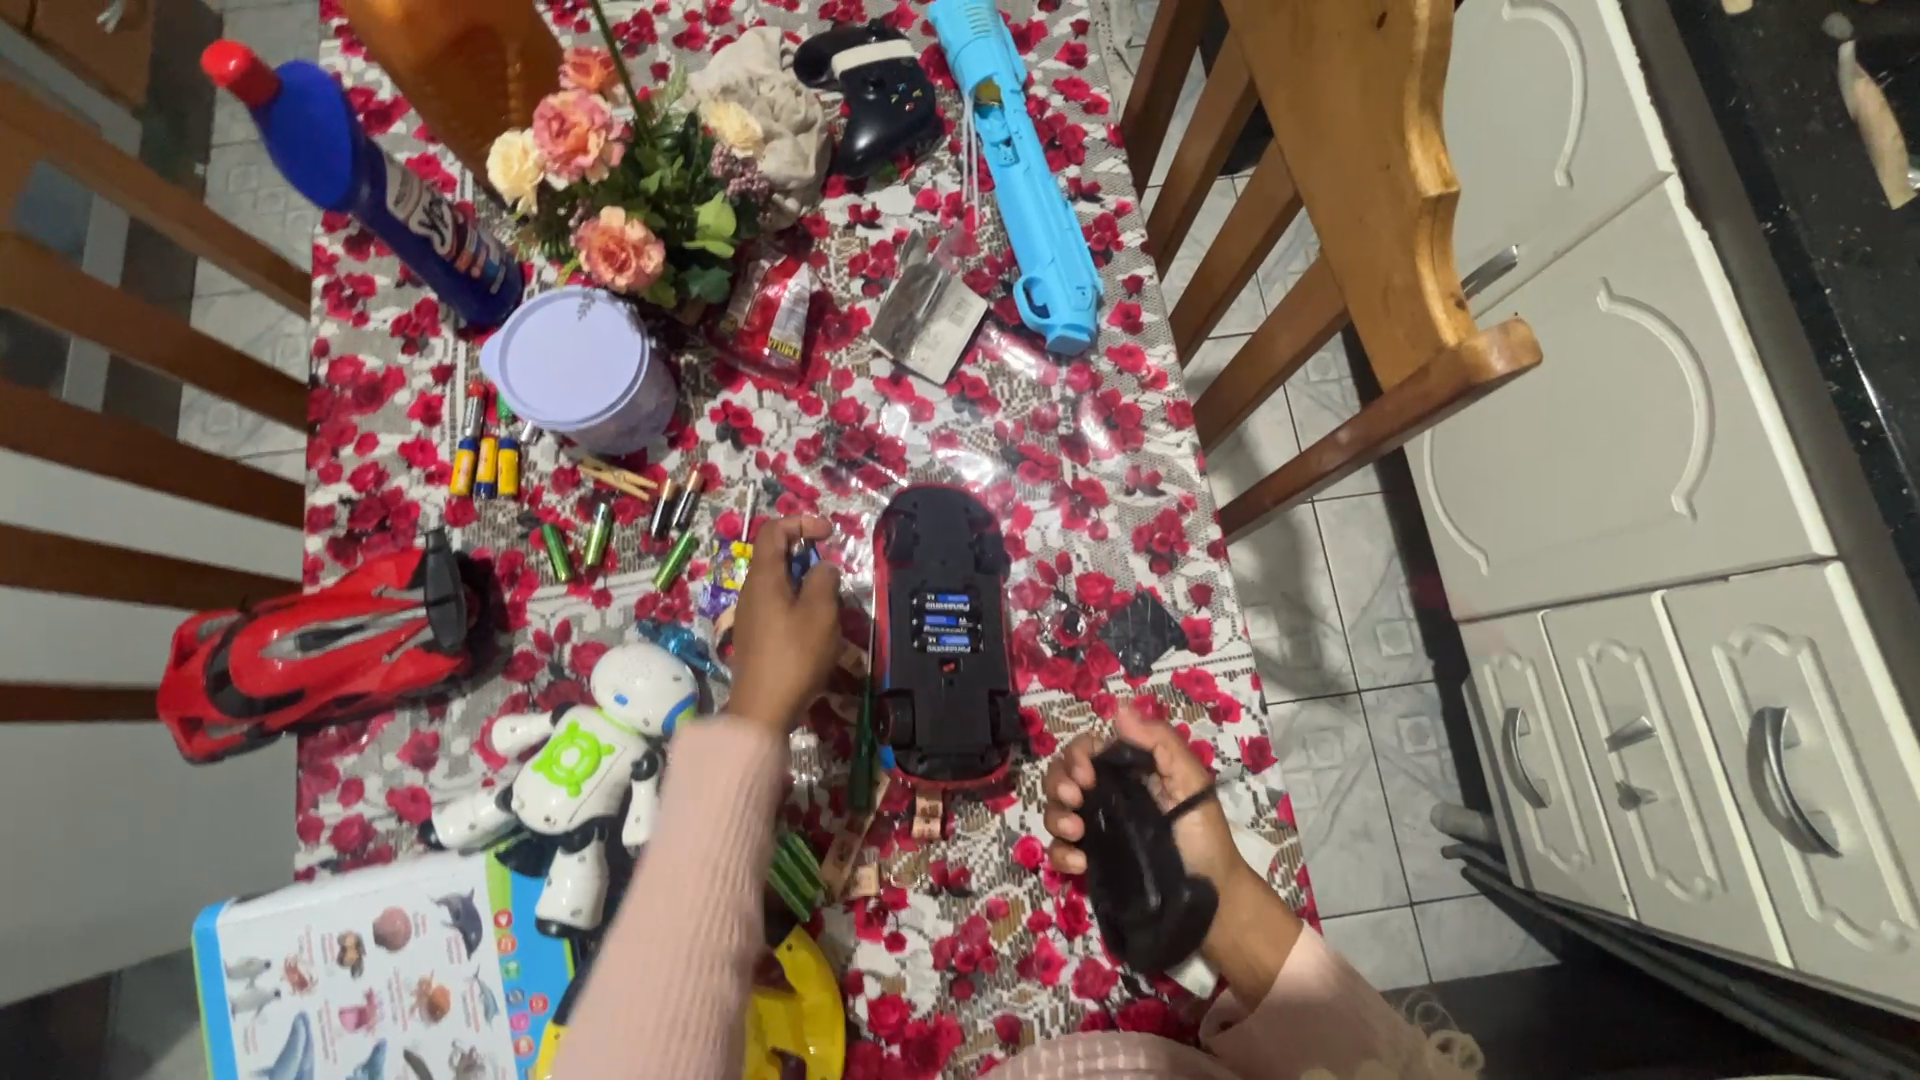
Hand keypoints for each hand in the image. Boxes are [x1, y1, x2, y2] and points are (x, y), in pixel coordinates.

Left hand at [726, 515, 842, 730]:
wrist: (763, 709)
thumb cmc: (795, 656)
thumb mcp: (820, 612)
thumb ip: (824, 580)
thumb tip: (823, 568)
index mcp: (764, 578)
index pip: (775, 530)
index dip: (802, 522)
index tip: (830, 533)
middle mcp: (751, 591)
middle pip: (776, 556)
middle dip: (807, 553)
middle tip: (833, 569)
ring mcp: (751, 615)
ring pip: (779, 583)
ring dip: (806, 582)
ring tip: (831, 602)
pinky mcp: (756, 636)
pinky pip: (778, 605)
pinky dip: (799, 603)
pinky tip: (817, 627)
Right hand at [1043, 702, 1283, 970]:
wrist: (1212, 898)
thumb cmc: (1204, 834)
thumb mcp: (1190, 780)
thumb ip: (1158, 742)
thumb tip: (1118, 708)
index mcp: (1126, 771)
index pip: (1086, 750)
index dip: (1076, 755)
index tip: (1086, 774)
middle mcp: (1105, 796)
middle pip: (1061, 776)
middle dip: (1058, 782)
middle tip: (1074, 798)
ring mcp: (1096, 830)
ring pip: (1054, 810)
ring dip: (1056, 815)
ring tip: (1076, 831)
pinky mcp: (1091, 863)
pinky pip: (1059, 851)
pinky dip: (1060, 853)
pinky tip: (1080, 862)